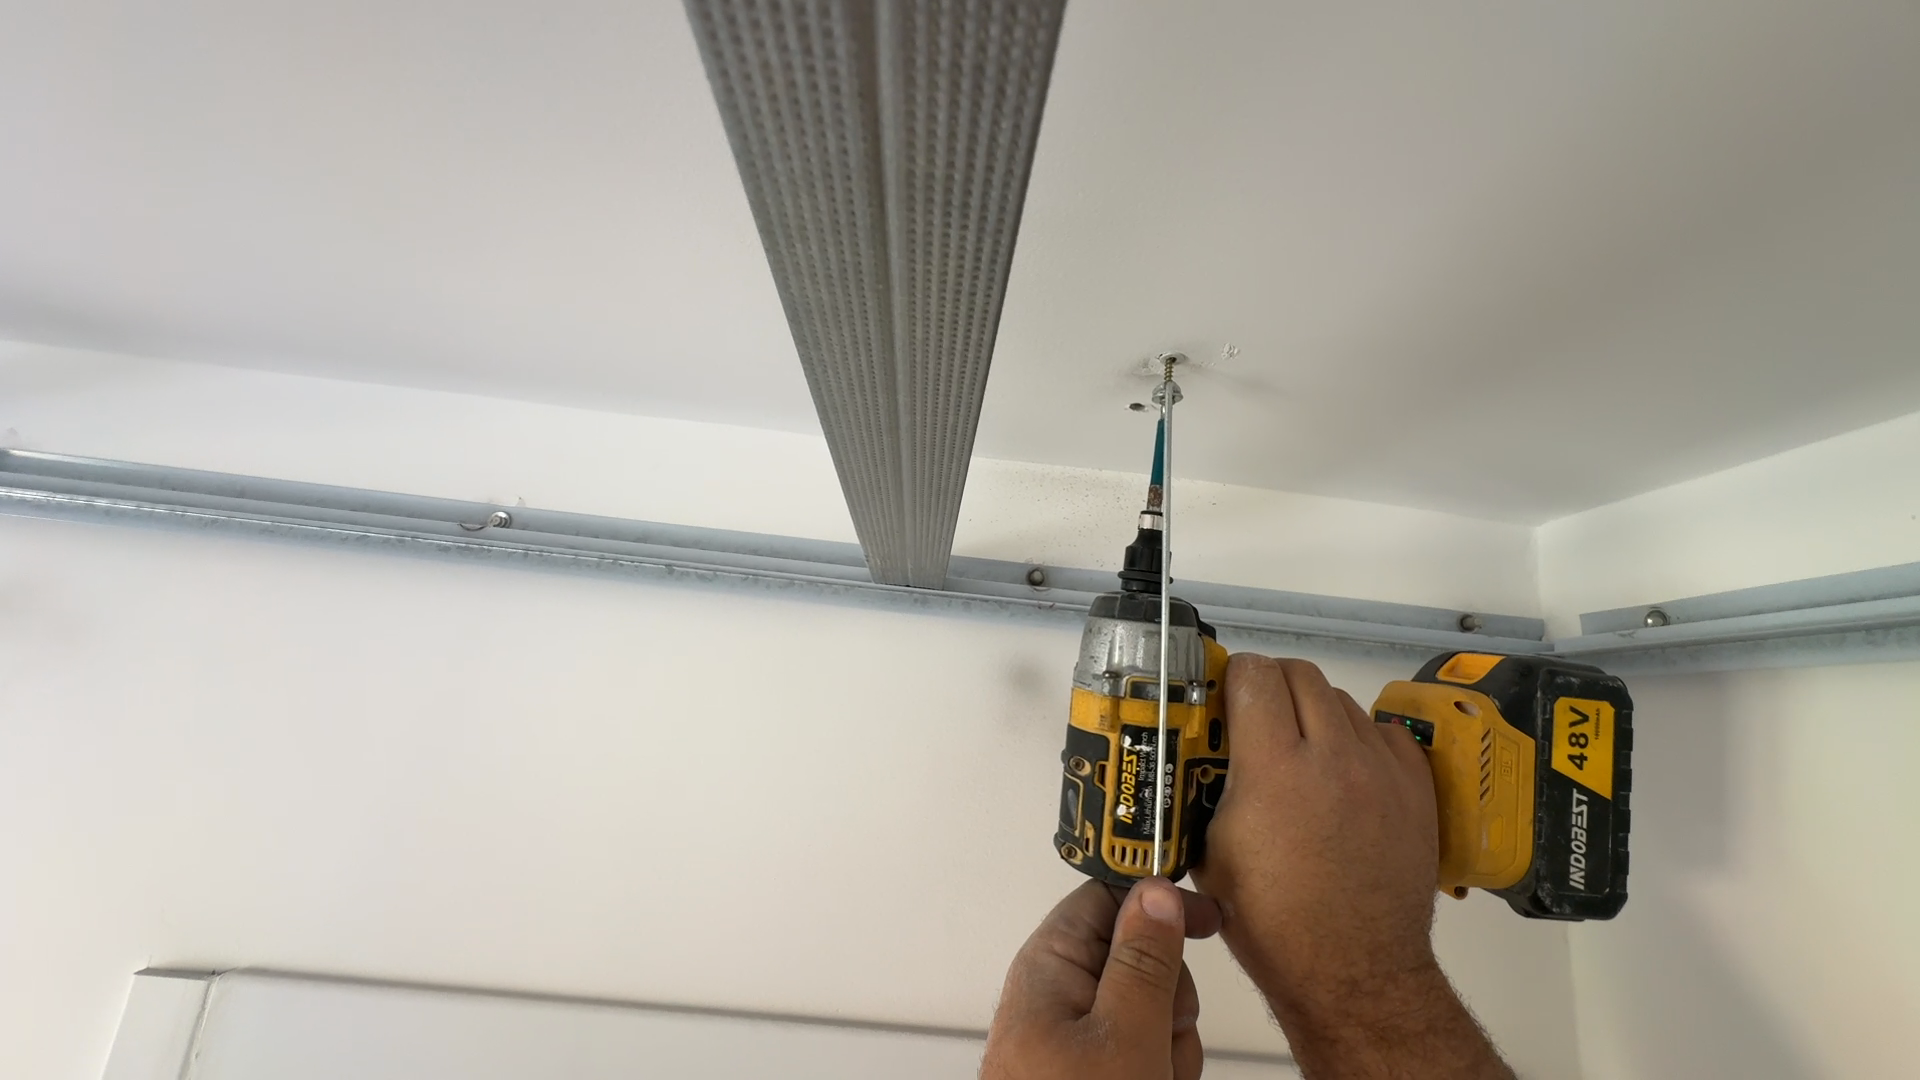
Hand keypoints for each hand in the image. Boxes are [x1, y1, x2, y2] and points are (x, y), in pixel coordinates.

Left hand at [980, 877, 1221, 1079]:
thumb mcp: (1123, 1036)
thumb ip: (1143, 959)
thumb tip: (1155, 888)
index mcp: (1052, 962)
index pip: (1106, 897)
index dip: (1157, 900)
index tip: (1207, 918)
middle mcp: (1061, 991)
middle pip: (1139, 955)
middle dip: (1168, 995)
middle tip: (1161, 1035)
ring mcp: (1078, 1036)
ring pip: (1151, 1008)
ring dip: (1169, 1042)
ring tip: (1153, 1078)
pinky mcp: (1094, 1071)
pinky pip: (1146, 1048)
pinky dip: (1161, 1068)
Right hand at [1193, 655, 1508, 1078]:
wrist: (1354, 972)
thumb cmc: (1268, 916)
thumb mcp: (1207, 845)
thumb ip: (1207, 782)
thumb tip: (1202, 748)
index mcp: (1273, 767)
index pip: (1255, 674)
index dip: (1234, 675)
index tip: (1225, 696)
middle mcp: (1332, 755)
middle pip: (1299, 673)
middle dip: (1271, 683)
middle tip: (1256, 715)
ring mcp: (1382, 770)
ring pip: (1341, 699)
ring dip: (1313, 711)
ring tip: (1301, 748)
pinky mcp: (1418, 790)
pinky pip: (1383, 731)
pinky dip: (1358, 737)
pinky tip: (1345, 769)